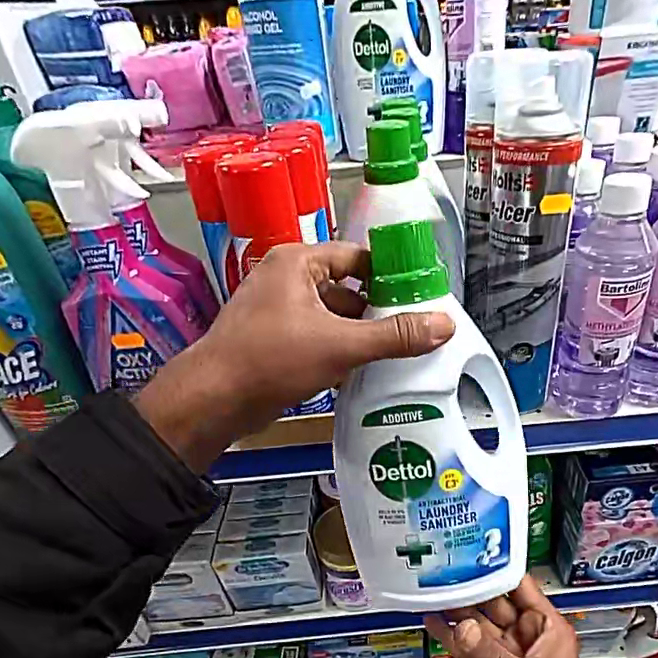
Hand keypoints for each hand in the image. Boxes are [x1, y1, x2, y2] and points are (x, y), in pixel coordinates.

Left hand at [135, 241, 453, 471]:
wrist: (215, 400)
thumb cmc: (268, 360)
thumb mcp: (341, 345)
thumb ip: (394, 336)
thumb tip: (442, 326)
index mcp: (297, 263)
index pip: (357, 257)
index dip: (389, 275)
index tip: (418, 296)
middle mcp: (286, 280)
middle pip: (347, 288)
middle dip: (377, 311)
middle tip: (411, 329)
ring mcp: (278, 310)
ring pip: (333, 316)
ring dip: (359, 334)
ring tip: (394, 351)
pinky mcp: (275, 339)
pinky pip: (318, 336)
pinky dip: (339, 349)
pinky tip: (362, 369)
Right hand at [424, 575, 634, 657]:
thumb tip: (462, 628)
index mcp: (547, 628)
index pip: (518, 586)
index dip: (494, 567)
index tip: (466, 551)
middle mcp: (528, 637)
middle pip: (493, 604)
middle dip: (468, 589)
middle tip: (436, 572)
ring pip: (480, 628)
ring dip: (456, 613)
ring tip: (427, 592)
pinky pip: (472, 653)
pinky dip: (454, 640)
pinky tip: (434, 625)